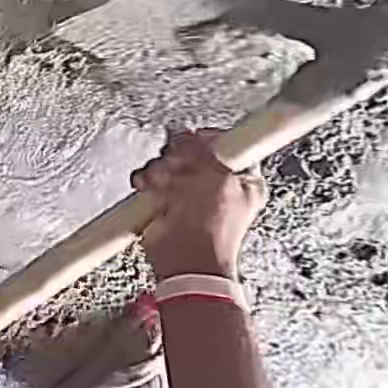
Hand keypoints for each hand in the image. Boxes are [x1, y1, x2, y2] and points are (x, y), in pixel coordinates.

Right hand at [129, 130, 266, 278]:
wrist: (183, 256)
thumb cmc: (211, 225)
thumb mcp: (215, 175)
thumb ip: (202, 148)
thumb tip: (189, 131)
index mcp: (241, 178)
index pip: (223, 143)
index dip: (205, 139)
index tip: (194, 141)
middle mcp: (216, 184)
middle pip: (189, 150)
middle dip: (177, 156)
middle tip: (178, 167)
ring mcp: (189, 193)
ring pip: (167, 161)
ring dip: (160, 170)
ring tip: (162, 183)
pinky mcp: (165, 200)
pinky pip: (150, 177)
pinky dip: (146, 180)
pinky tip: (149, 187)